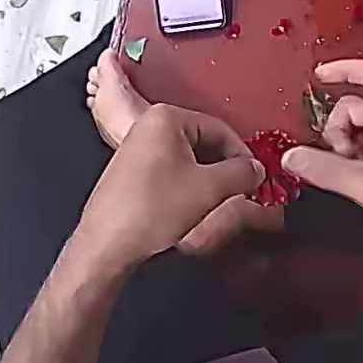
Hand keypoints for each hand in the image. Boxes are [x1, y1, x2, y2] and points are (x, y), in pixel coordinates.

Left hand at [68, 104, 267, 276]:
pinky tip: (195, 205)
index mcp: (166, 118)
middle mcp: (149, 125)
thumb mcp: (209, 189)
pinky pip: (172, 168)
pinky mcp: (132, 169)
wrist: (106, 244)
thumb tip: (256, 169)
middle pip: (204, 142)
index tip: (256, 176)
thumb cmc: (153, 209)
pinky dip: (189, 183)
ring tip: (220, 200)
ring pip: (189, 157)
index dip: (243, 154)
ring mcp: (138, 147)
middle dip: (225, 167)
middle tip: (242, 190)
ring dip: (209, 177)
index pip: (220, 129)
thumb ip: (241, 173)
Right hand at [282, 59, 362, 278]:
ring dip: (344, 146)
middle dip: (338, 126)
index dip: (346, 69)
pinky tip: (348, 180)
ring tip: (343, 173)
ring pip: (360, 131)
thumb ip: (327, 169)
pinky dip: (352, 160)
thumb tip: (290, 156)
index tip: (317, 76)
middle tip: (336, 157)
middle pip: (359, 106)